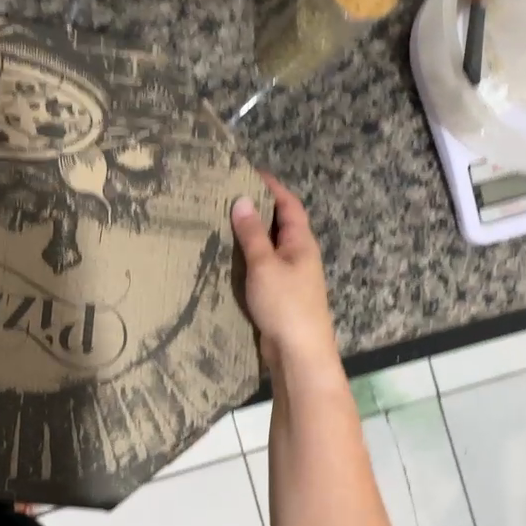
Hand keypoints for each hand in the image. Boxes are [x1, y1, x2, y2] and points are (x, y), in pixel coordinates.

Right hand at [230, 173, 341, 375]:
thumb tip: (241, 200)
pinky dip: (249, 257)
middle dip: (259, 208)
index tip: (249, 173)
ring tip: (223, 224)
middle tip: (229, 196)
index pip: (289, 204)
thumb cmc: (285, 304)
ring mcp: (292, 276)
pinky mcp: (281, 295)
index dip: (272, 187)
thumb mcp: (264, 265)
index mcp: (301, 242)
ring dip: (252, 234)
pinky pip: (264, 267)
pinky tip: (230, 260)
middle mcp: (299, 255)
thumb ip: (252, 234)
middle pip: (281, 223)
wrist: (299, 352)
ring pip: (271, 246)